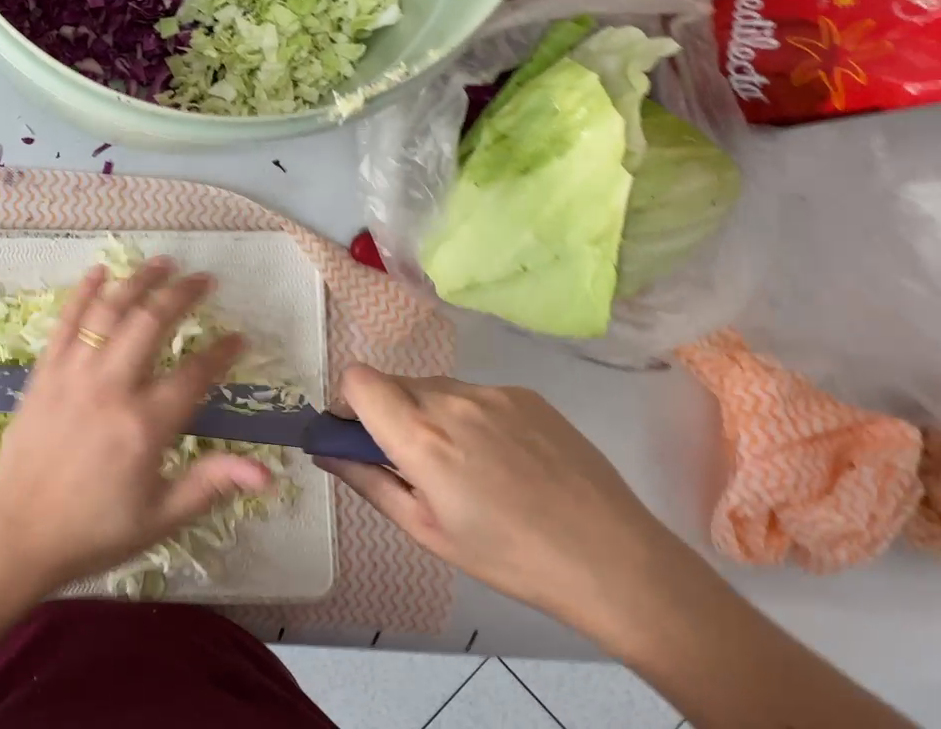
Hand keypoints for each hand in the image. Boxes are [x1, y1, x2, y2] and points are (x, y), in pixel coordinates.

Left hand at [0, 258, 274, 588]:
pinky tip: (100, 271)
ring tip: (163, 262)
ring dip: (138, 281)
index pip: (195, 373)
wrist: (17, 534)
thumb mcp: (160, 518)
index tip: (238, 339)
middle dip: (183, 295)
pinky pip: (64, 323)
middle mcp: (109, 388)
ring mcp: (71, 375)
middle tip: (205, 280)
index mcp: (145, 425)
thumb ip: (211, 485)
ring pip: (108, 312)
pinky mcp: (42, 374)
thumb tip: (268, 472)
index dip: (222, 352)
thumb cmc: (93, 531)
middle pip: (152, 323)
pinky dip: (82, 293)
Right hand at [319, 364, 695, 634]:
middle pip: (392, 383)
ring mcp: (493, 393)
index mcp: (420, 436)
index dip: (347, 403)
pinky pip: (474, 394)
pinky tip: (503, 459)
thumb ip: (367, 481)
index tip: (358, 436)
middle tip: (412, 462)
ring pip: (433, 387)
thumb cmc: (509, 557)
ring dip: (428, 413)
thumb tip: (324, 451)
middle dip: (386, 413)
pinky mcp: (527, 395)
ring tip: (467, 465)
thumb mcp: (425, 529)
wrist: (616, 562)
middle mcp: (451, 400)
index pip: (356, 379)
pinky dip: (469, 416)